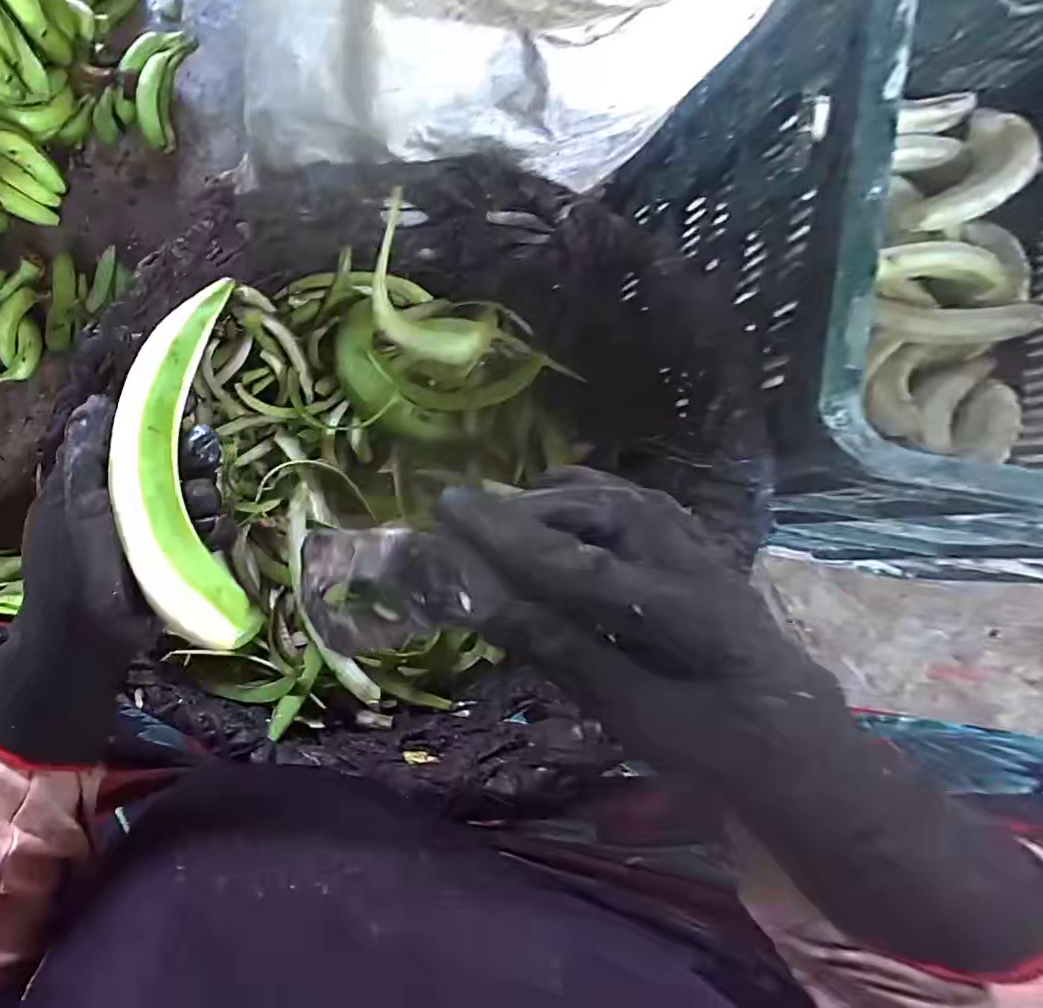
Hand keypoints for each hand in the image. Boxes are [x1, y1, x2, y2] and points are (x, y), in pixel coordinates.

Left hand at [0, 396, 227, 766]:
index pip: (131, 440)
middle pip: (170, 465)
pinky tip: (209, 530)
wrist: (87, 635)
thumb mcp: (74, 500)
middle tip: (199, 465)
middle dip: (188, 462)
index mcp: (94, 481)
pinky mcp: (175, 555)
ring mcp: (151, 529)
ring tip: (198, 508)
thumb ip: (87, 452)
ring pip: (192, 494)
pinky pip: (204, 530)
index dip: (154, 430)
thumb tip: (97, 401)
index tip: (174, 427)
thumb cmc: (73, 562)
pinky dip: (211, 527)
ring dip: (200, 495)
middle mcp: (126, 499)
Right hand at [432, 466, 848, 786]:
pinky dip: (590, 498)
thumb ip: (564, 653)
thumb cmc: (719, 752)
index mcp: (686, 618)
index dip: (506, 535)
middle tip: (469, 515)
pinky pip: (641, 505)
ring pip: (625, 497)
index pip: (577, 563)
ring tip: (505, 509)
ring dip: (557, 497)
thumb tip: (488, 603)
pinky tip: (557, 509)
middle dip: (527, 508)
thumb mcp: (635, 716)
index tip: (450, 508)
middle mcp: (699, 570)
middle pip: (605, 510)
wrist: (810, 763)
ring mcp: (706, 557)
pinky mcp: (701, 557)